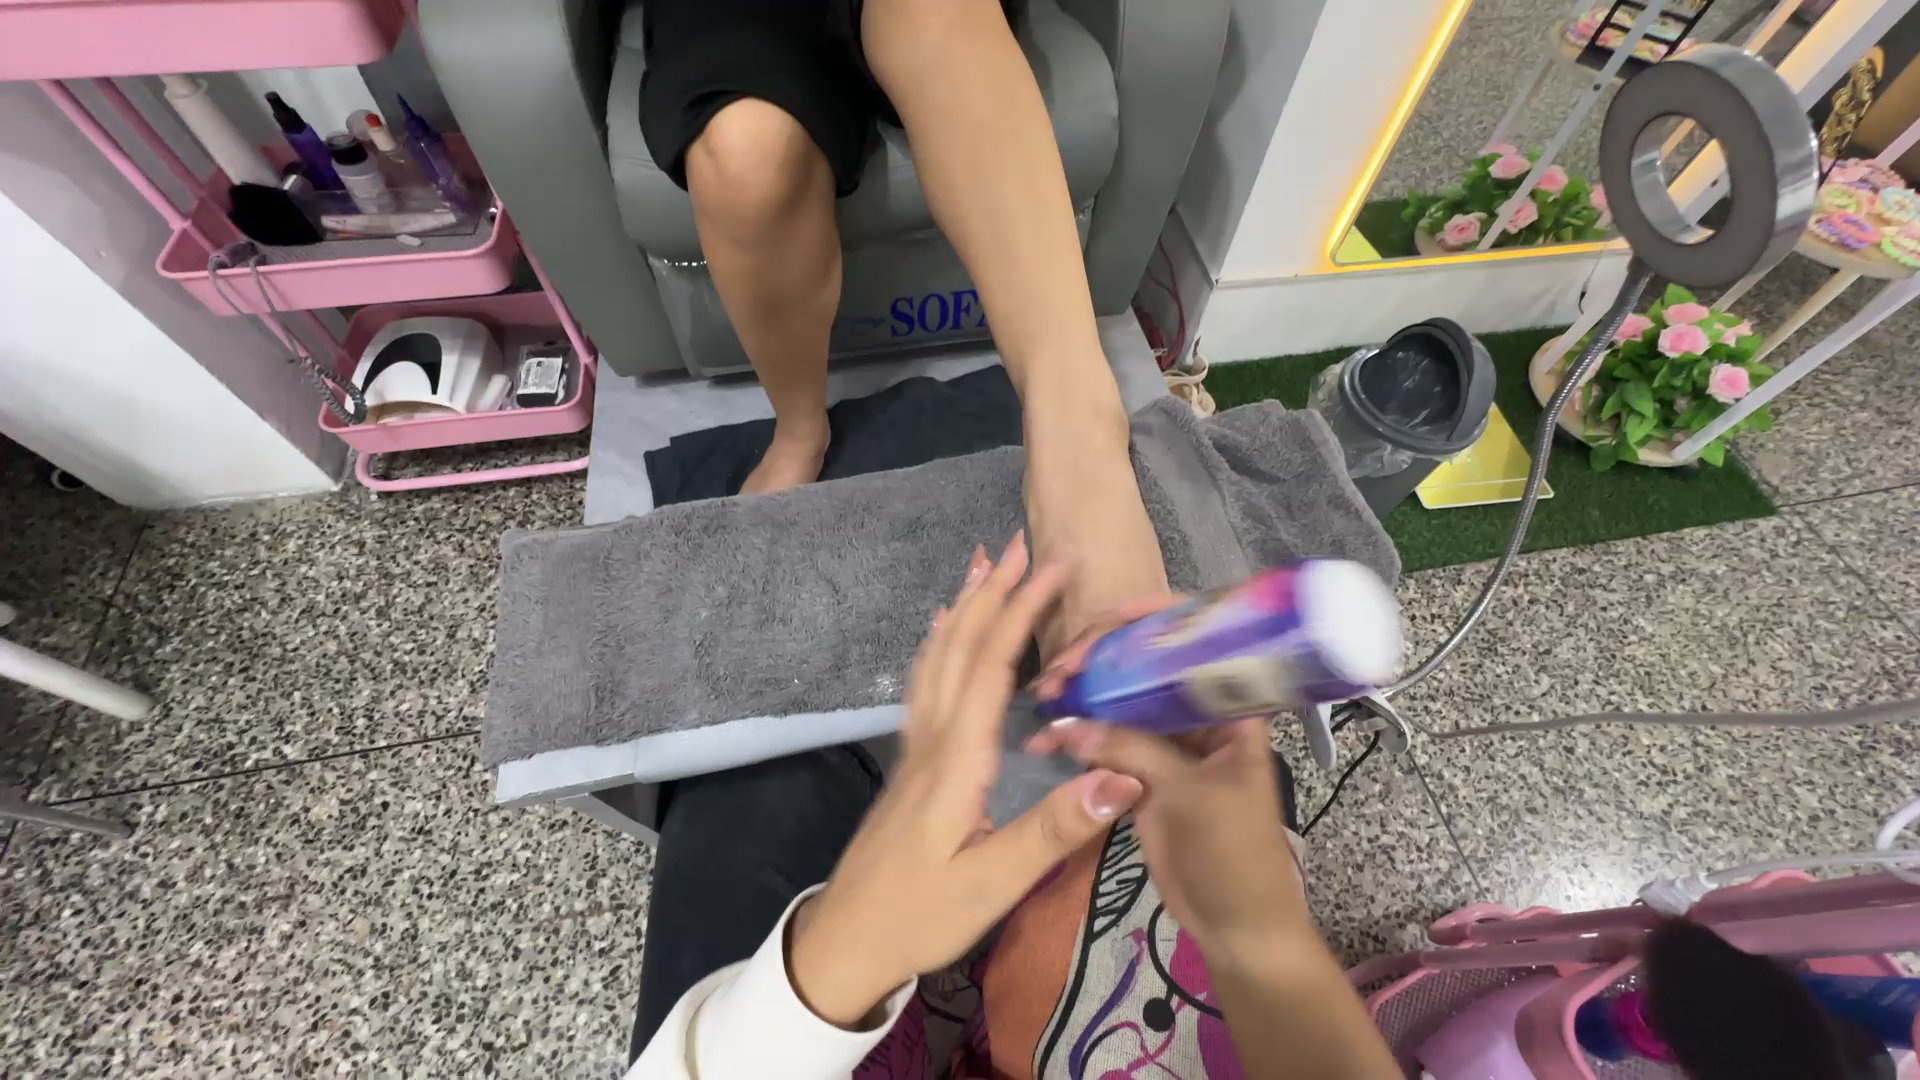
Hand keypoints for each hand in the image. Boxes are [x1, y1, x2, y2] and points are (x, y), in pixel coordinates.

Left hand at [787, 533, 1145, 1027]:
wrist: (847, 940)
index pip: (992, 664)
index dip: (1021, 609)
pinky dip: (939, 641)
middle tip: (1021, 545)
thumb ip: (1054, 830)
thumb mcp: (991, 884)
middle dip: (993, 590)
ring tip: (983, 565)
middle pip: (961, 645)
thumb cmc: (920, 915)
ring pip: (938, 656)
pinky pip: (926, 681)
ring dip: (963, 605)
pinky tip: (942, 628)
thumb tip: (1123, 776)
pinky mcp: (912, 758)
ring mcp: (917, 744)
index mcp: (958, 756)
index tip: (1052, 566)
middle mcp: (934, 735)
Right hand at [1028, 598, 1310, 964]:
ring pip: (1120, 701)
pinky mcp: (1143, 770)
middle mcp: (1199, 712)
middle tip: (1059, 669)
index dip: (1156, 618)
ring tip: (1043, 697)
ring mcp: (1168, 741)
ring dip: (1082, 697)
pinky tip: (1046, 736)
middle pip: (1148, 664)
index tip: (1108, 616)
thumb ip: (1132, 751)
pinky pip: (1106, 741)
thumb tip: (1067, 725)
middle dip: (1101, 659)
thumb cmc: (1235, 853)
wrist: (1238, 926)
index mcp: (1232, 706)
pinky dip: (1077, 738)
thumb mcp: (1190, 794)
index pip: (1198, 639)